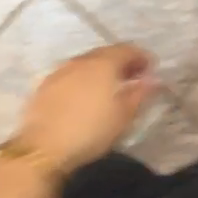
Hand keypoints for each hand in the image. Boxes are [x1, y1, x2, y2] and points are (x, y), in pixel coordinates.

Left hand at [14, 45, 157, 169]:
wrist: (44, 148)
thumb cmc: (91, 131)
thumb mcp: (123, 116)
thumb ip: (140, 93)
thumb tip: (153, 79)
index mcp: (103, 64)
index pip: (127, 50)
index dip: (141, 57)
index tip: (151, 69)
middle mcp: (80, 61)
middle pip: (105, 54)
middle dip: (121, 62)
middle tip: (133, 77)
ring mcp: (59, 72)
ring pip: (85, 64)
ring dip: (100, 70)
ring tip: (110, 87)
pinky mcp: (44, 86)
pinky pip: (70, 76)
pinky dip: (83, 80)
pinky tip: (85, 96)